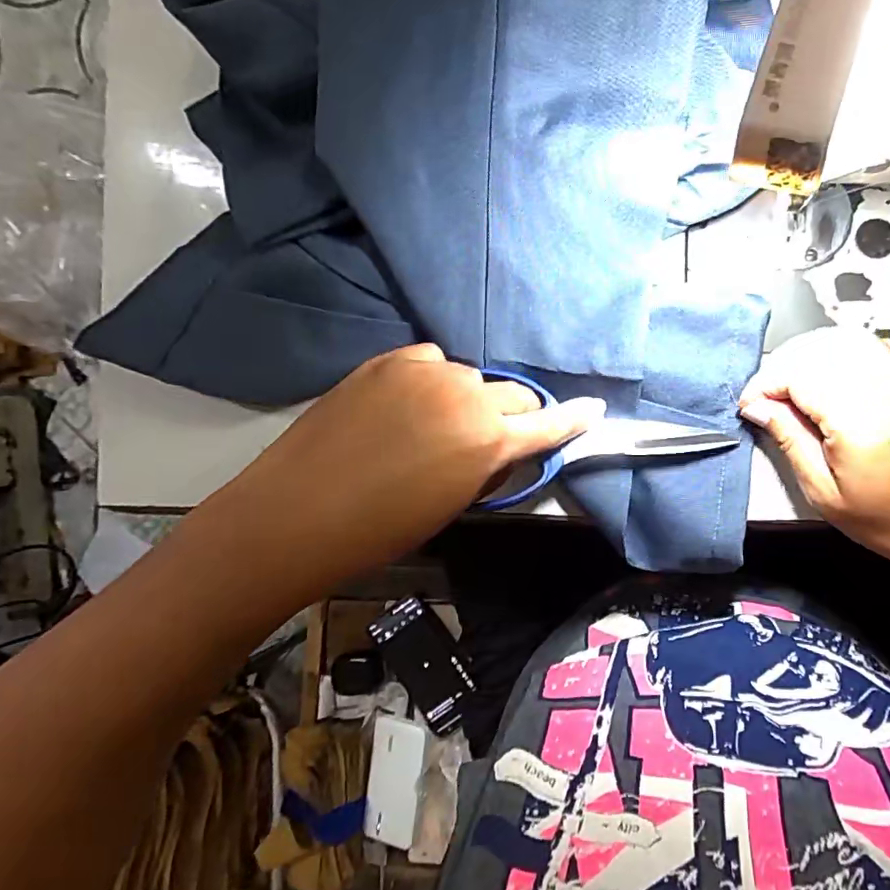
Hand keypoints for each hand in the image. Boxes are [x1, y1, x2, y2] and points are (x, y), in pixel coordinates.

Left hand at [218, 344, 603, 577]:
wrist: (297, 512)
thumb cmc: (380, 529)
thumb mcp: (451, 505)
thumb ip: (485, 468)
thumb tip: (496, 450)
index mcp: (487, 441)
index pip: (545, 424)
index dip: (572, 420)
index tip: (593, 410)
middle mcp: (465, 396)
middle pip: (511, 393)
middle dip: (510, 414)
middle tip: (488, 438)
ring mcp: (425, 372)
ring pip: (467, 377)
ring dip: (465, 398)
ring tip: (435, 423)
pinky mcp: (388, 360)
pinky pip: (429, 362)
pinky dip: (430, 380)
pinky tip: (407, 402)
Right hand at [738, 328, 889, 585]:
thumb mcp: (826, 494)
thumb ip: (790, 441)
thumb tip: (758, 408)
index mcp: (862, 421)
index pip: (797, 374)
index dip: (764, 385)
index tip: (750, 405)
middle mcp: (888, 390)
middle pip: (818, 349)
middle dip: (783, 366)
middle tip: (768, 398)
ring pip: (847, 340)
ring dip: (812, 355)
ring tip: (796, 385)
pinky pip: (876, 346)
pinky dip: (846, 352)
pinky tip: (833, 377)